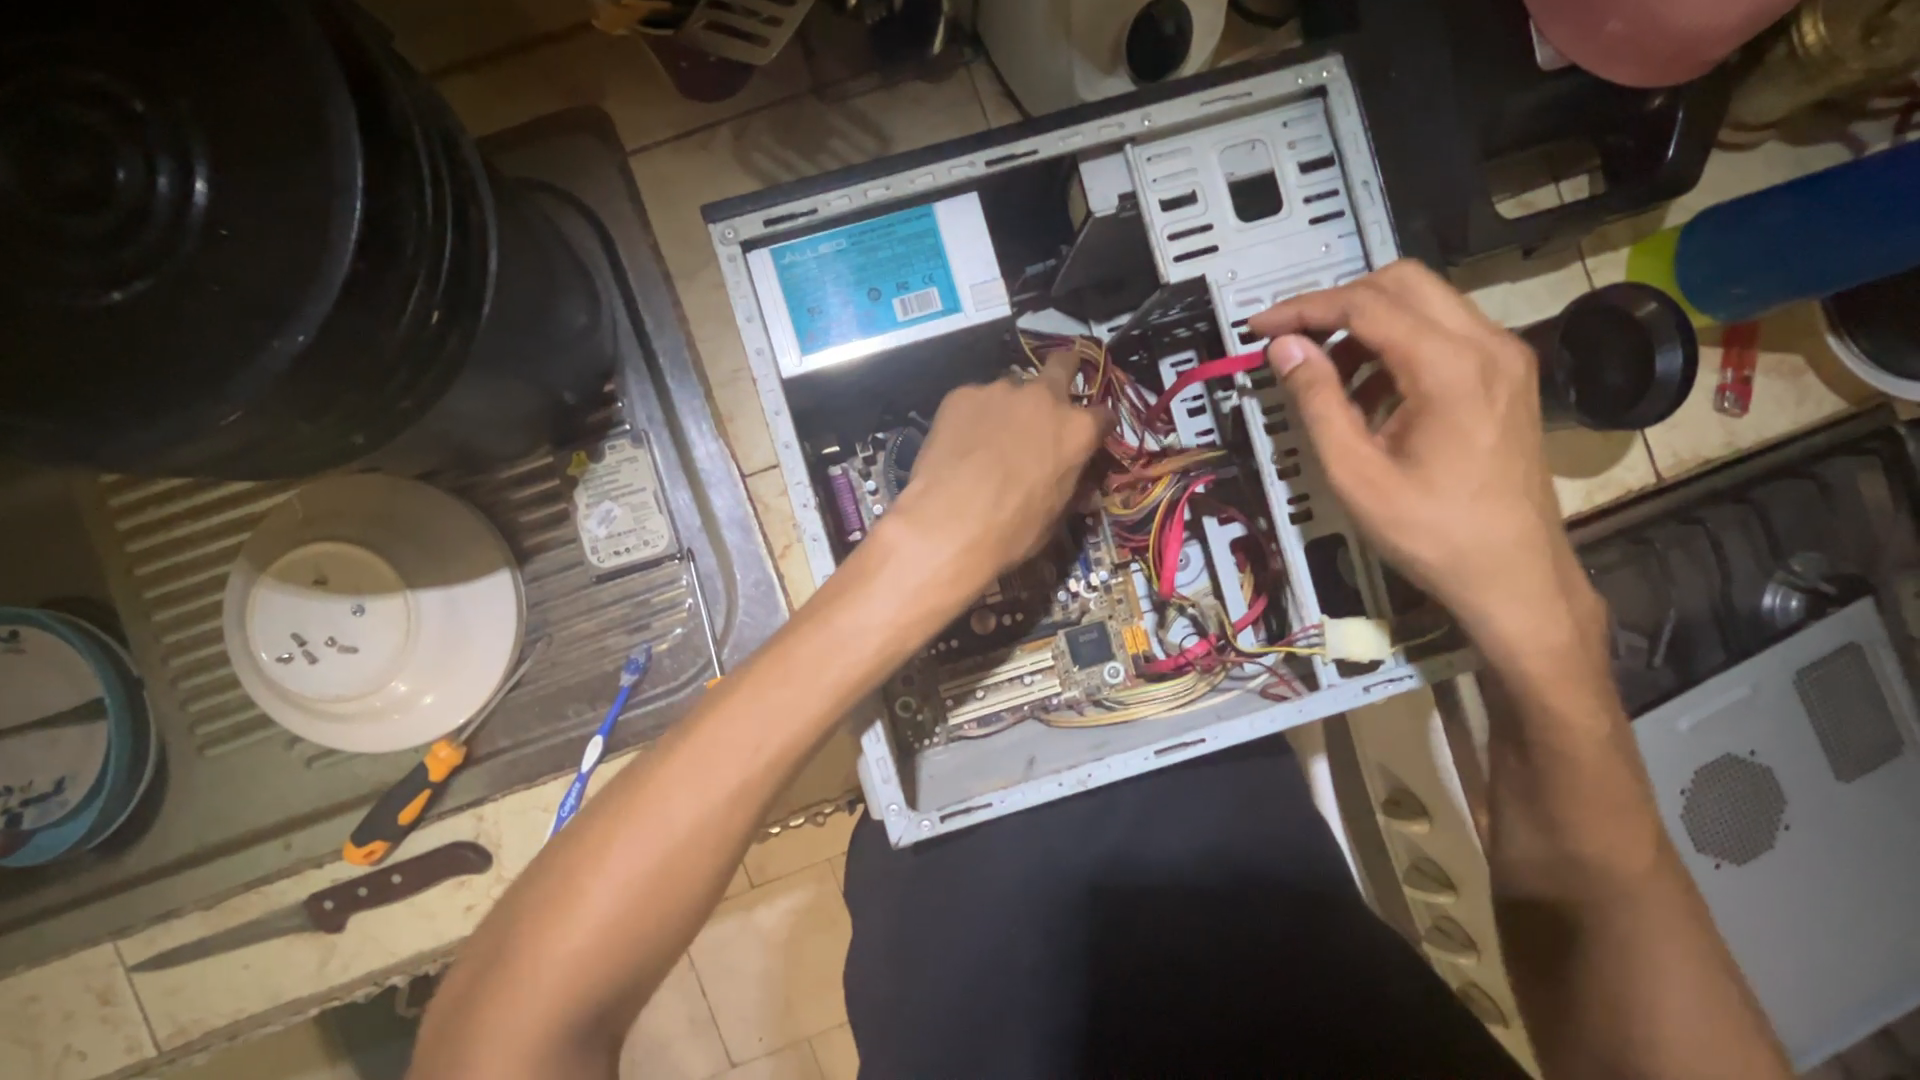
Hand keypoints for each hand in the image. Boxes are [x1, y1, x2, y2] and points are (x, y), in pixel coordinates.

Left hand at [881, 349, 1111, 596]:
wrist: (948, 524)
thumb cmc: (1012, 530)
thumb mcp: (1056, 513)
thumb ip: (1071, 482)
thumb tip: (1077, 480)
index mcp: (1078, 430)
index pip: (1103, 414)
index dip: (1096, 426)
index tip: (1088, 434)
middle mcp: (1044, 399)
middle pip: (1063, 365)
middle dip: (1065, 370)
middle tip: (1053, 390)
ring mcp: (1001, 391)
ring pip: (1012, 388)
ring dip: (1010, 406)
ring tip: (990, 436)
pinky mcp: (962, 394)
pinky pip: (975, 400)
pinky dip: (974, 416)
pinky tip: (961, 442)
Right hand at [1249, 260, 1604, 665]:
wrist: (1514, 574)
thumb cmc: (1430, 532)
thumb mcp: (1355, 473)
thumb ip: (1317, 402)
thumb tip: (1284, 348)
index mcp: (1450, 366)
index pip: (1366, 304)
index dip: (1305, 309)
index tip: (1258, 328)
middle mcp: (1486, 343)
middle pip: (1401, 282)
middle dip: (1338, 303)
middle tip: (1293, 344)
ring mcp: (1504, 357)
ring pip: (1424, 304)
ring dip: (1366, 325)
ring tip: (1326, 379)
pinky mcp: (1507, 376)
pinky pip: (1444, 334)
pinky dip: (1396, 346)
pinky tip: (1368, 397)